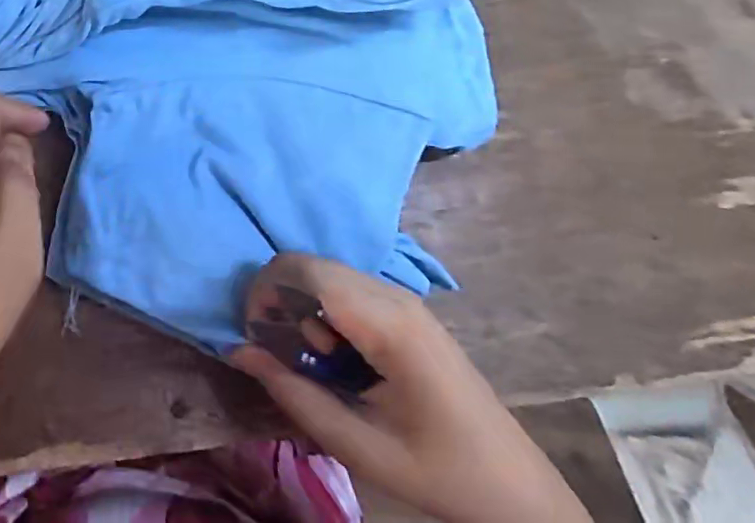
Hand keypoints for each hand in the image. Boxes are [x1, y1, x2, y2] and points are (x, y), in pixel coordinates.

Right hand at [230, 254, 590, 522]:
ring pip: (326, 272)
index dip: (266, 291)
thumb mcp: (359, 446)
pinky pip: (346, 287)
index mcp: (389, 325)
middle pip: (313, 265)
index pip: (308, 273)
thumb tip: (238, 350)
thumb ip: (294, 393)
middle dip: (278, 295)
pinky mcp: (406, 310)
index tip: (252, 334)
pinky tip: (334, 355)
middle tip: (274, 348)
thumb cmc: (439, 472)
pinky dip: (322, 308)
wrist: (516, 489)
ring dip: (300, 303)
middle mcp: (395, 296)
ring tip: (309, 359)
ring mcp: (404, 299)